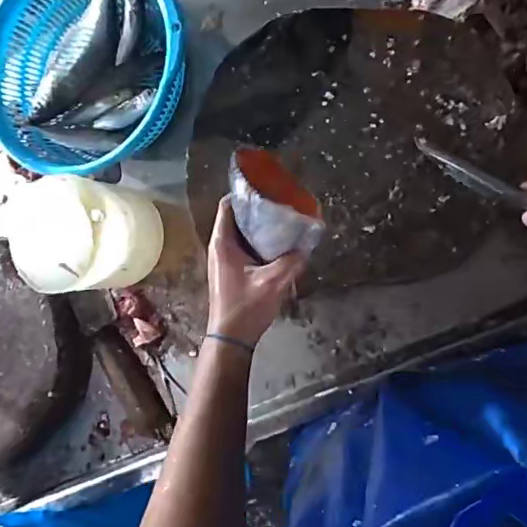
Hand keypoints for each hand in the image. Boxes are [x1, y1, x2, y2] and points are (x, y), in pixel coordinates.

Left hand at [207, 196, 306, 347]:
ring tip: (284, 222)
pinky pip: (245, 248)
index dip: (244, 194)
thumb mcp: (273, 281)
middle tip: (281, 204)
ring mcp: (224, 260)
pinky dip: (259, 243)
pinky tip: (279, 246)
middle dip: (257, 210)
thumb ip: (292, 261)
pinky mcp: (231, 271)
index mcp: (222, 243)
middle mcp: (219, 247)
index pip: (227, 206)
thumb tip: (307, 245)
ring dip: (260, 228)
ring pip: (242, 235)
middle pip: (236, 218)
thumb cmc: (246, 307)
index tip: (265, 188)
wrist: (231, 338)